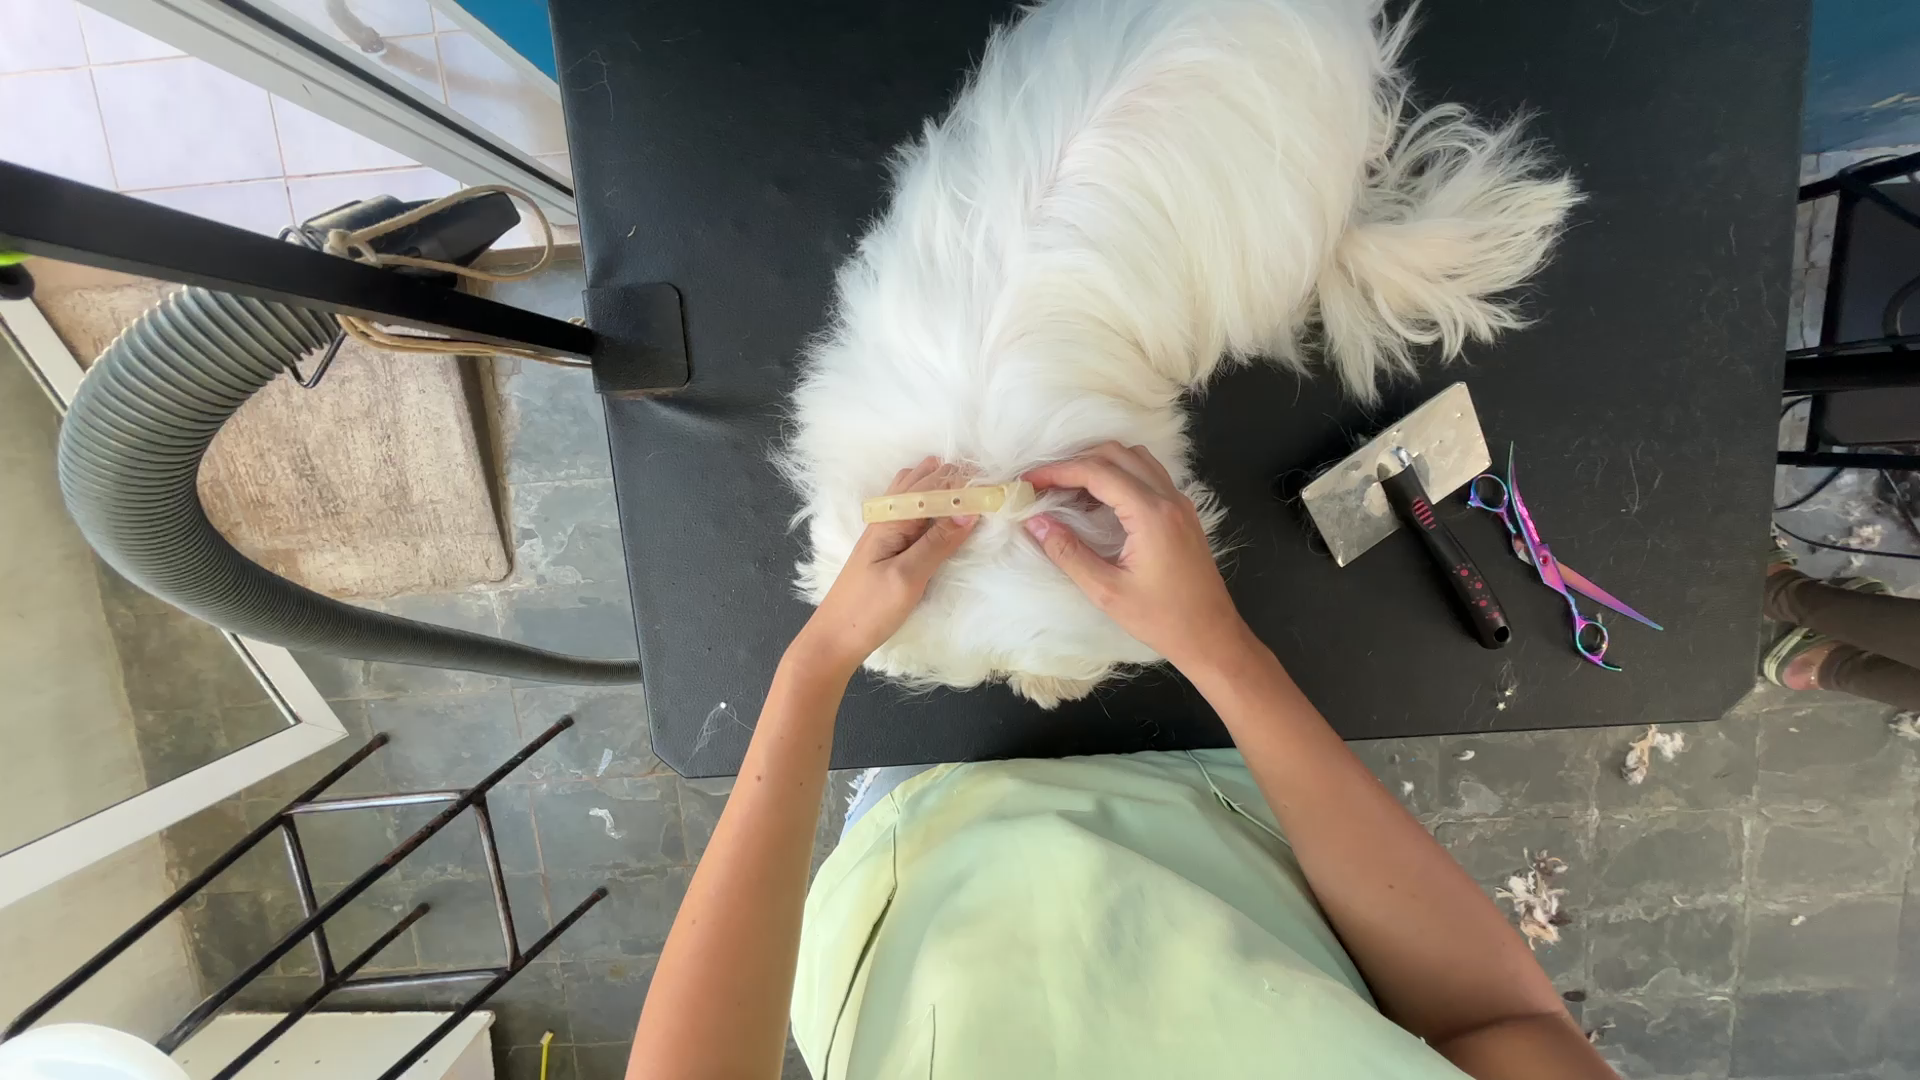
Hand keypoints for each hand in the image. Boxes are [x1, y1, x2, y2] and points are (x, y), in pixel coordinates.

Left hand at [794, 458, 978, 672]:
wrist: (835, 638)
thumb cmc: (870, 610)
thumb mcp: (908, 577)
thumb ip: (937, 542)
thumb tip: (969, 510)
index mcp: (892, 520)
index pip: (932, 486)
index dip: (962, 485)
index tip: (992, 490)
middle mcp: (887, 518)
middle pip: (921, 482)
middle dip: (952, 478)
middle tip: (985, 484)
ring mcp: (885, 532)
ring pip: (913, 494)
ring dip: (937, 485)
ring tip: (963, 484)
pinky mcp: (888, 548)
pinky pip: (910, 512)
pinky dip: (927, 502)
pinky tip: (936, 509)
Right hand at [1023, 443, 1251, 673]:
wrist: (1211, 635)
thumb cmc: (1161, 619)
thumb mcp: (1106, 591)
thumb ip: (1068, 553)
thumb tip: (1035, 522)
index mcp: (1151, 514)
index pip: (1096, 471)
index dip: (1057, 471)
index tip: (1029, 481)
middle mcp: (1168, 498)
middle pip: (1115, 454)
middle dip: (1075, 462)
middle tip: (1044, 484)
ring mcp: (1179, 502)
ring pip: (1134, 458)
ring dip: (1098, 464)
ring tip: (1068, 489)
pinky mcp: (1182, 512)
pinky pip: (1147, 474)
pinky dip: (1118, 474)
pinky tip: (1097, 501)